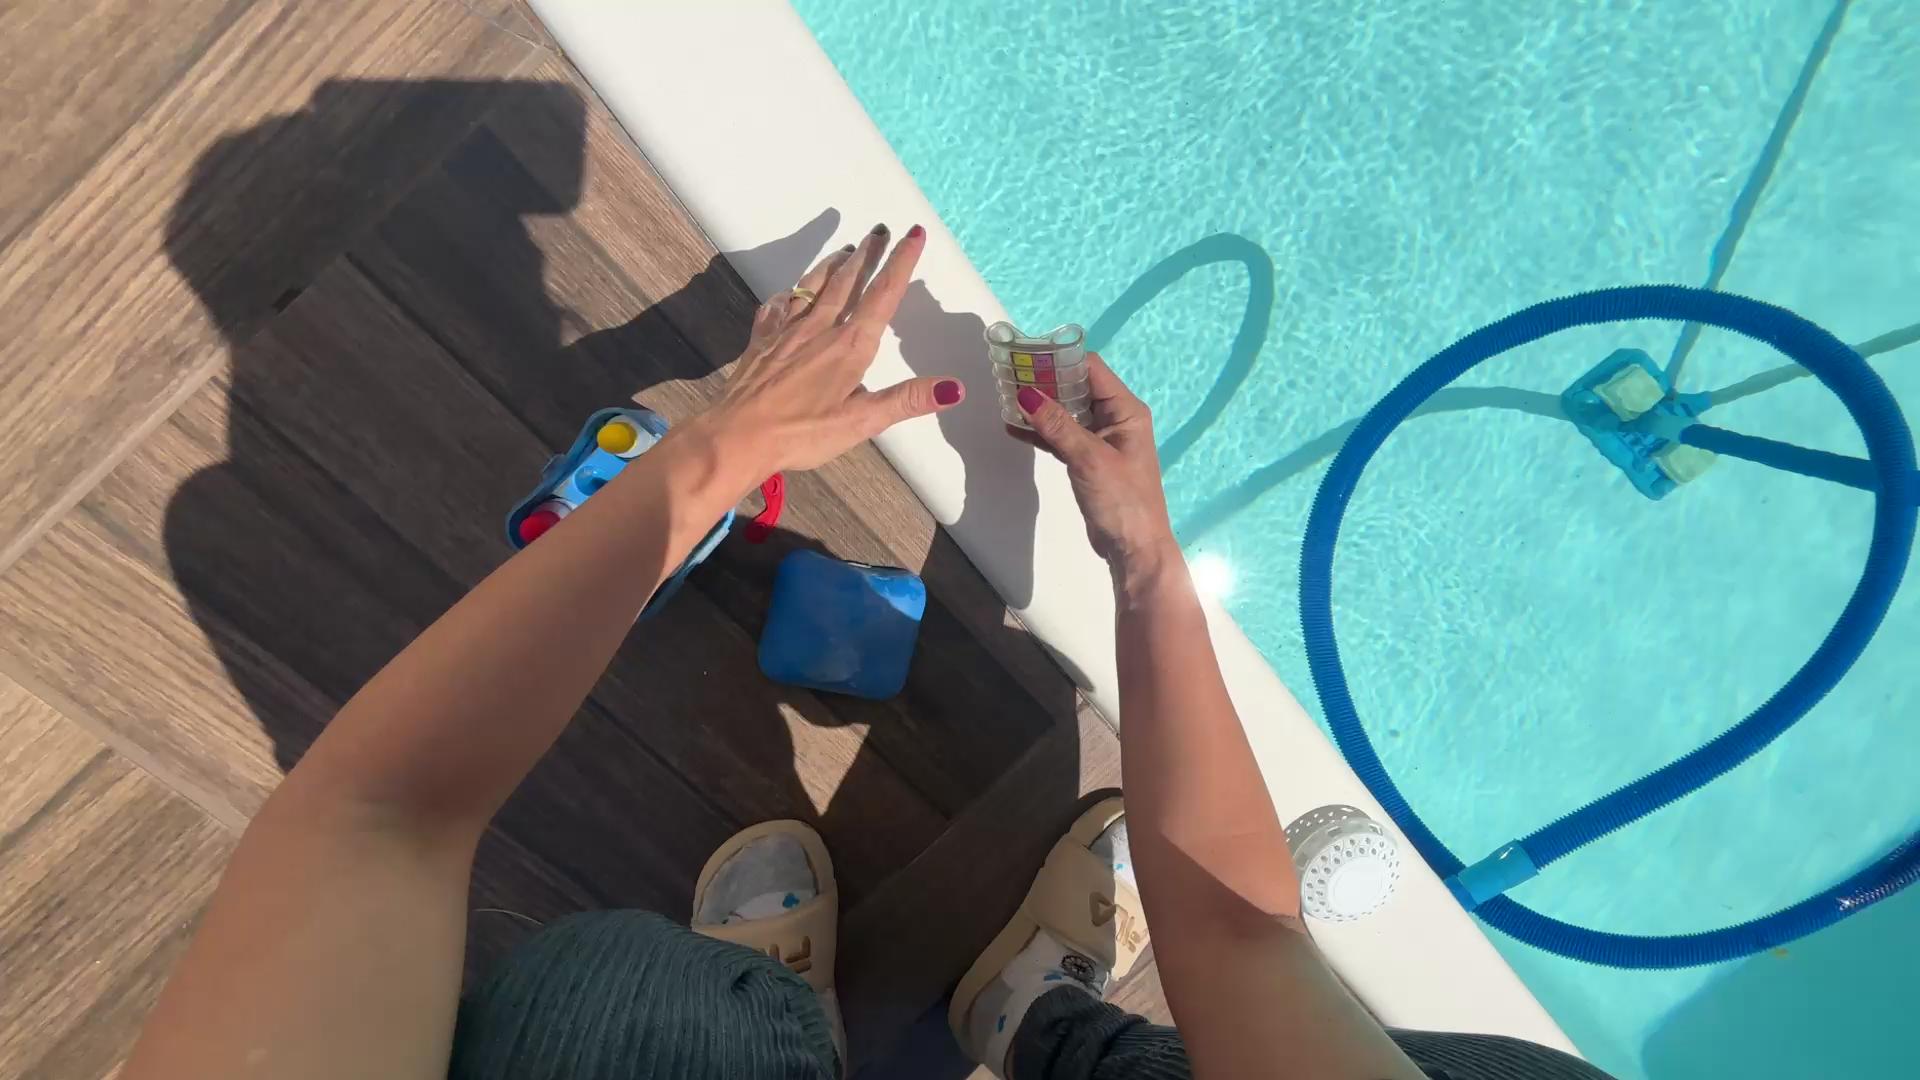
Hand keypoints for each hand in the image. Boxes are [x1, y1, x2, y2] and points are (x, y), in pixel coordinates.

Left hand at [696, 224, 963, 474]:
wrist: (738, 436)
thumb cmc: (801, 433)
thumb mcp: (861, 422)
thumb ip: (906, 400)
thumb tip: (954, 388)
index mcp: (849, 346)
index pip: (882, 296)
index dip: (901, 264)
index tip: (914, 234)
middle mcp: (819, 330)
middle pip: (848, 282)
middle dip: (868, 255)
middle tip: (880, 230)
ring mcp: (787, 332)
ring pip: (814, 287)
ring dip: (833, 265)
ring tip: (846, 249)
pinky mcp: (762, 342)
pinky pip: (777, 308)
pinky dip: (789, 295)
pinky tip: (790, 293)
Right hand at [1010, 353, 1174, 566]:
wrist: (1133, 548)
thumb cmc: (1121, 500)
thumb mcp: (1088, 458)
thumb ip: (1057, 425)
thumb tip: (1025, 393)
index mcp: (1126, 411)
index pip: (1091, 369)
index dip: (1060, 360)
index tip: (1027, 357)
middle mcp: (1115, 419)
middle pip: (1076, 388)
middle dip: (1045, 381)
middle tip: (1010, 375)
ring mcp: (1101, 441)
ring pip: (1066, 413)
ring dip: (1041, 407)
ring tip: (1007, 397)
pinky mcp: (1088, 461)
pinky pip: (1062, 437)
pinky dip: (1041, 432)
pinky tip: (1015, 428)